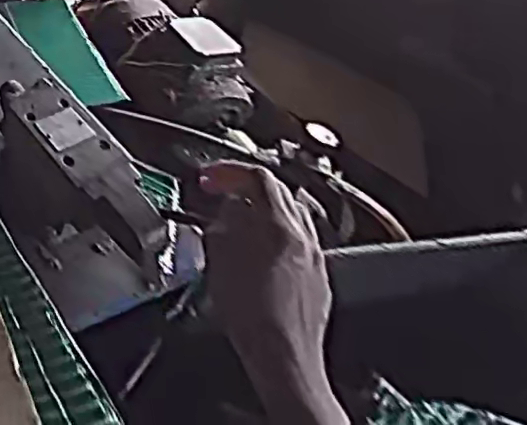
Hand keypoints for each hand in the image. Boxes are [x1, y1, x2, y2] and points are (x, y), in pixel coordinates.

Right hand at [201, 161, 347, 424]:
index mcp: (279, 227)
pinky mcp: (318, 279)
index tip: (208, 178)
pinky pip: (296, 240)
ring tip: (233, 219)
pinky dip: (272, 232)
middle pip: (278, 192)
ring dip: (260, 208)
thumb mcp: (219, 250)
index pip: (258, 176)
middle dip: (244, 187)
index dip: (227, 170)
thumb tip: (228, 205)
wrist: (281, 356)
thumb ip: (225, 219)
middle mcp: (304, 239)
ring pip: (290, 215)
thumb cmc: (247, 308)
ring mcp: (315, 260)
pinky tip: (251, 248)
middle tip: (218, 193)